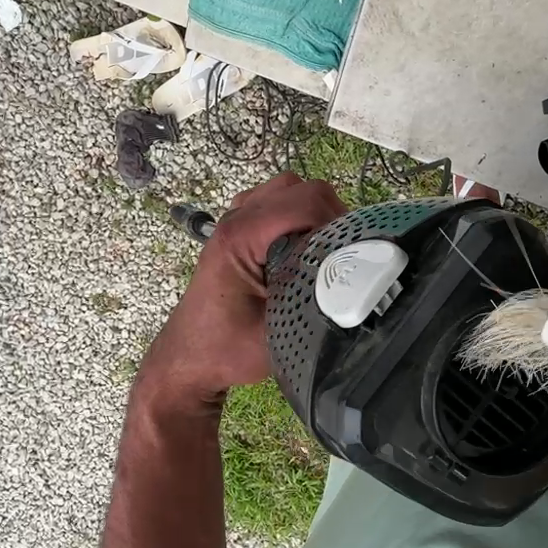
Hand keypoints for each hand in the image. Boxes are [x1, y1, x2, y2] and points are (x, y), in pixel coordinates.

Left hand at [137, 174, 344, 409]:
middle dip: (329, 214)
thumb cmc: (227, 349)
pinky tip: (303, 247)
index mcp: (240, 237)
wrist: (190, 358)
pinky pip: (274, 203)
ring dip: (313, 212)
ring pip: (287, 190)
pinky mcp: (237, 229)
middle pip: (299, 188)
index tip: (349, 253)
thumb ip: (314, 303)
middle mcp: (235, 219)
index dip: (336, 222)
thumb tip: (358, 286)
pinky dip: (296, 215)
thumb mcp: (277, 331)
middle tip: (342, 250)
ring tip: (326, 248)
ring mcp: (234, 220)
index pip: (304, 202)